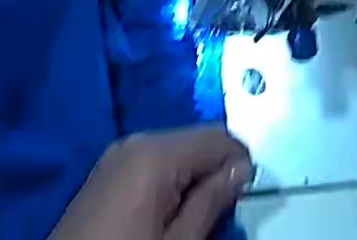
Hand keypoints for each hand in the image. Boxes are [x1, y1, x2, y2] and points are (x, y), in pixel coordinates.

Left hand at [49, 126, 252, 239]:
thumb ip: (210, 202)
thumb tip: (242, 168)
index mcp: (156, 152)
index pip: (216, 136)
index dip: (240, 162)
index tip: (251, 195)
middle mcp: (136, 140)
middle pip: (194, 141)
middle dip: (215, 170)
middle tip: (225, 213)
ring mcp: (116, 155)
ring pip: (174, 152)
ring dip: (193, 178)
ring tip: (198, 219)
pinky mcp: (105, 174)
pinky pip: (151, 164)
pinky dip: (169, 182)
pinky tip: (168, 216)